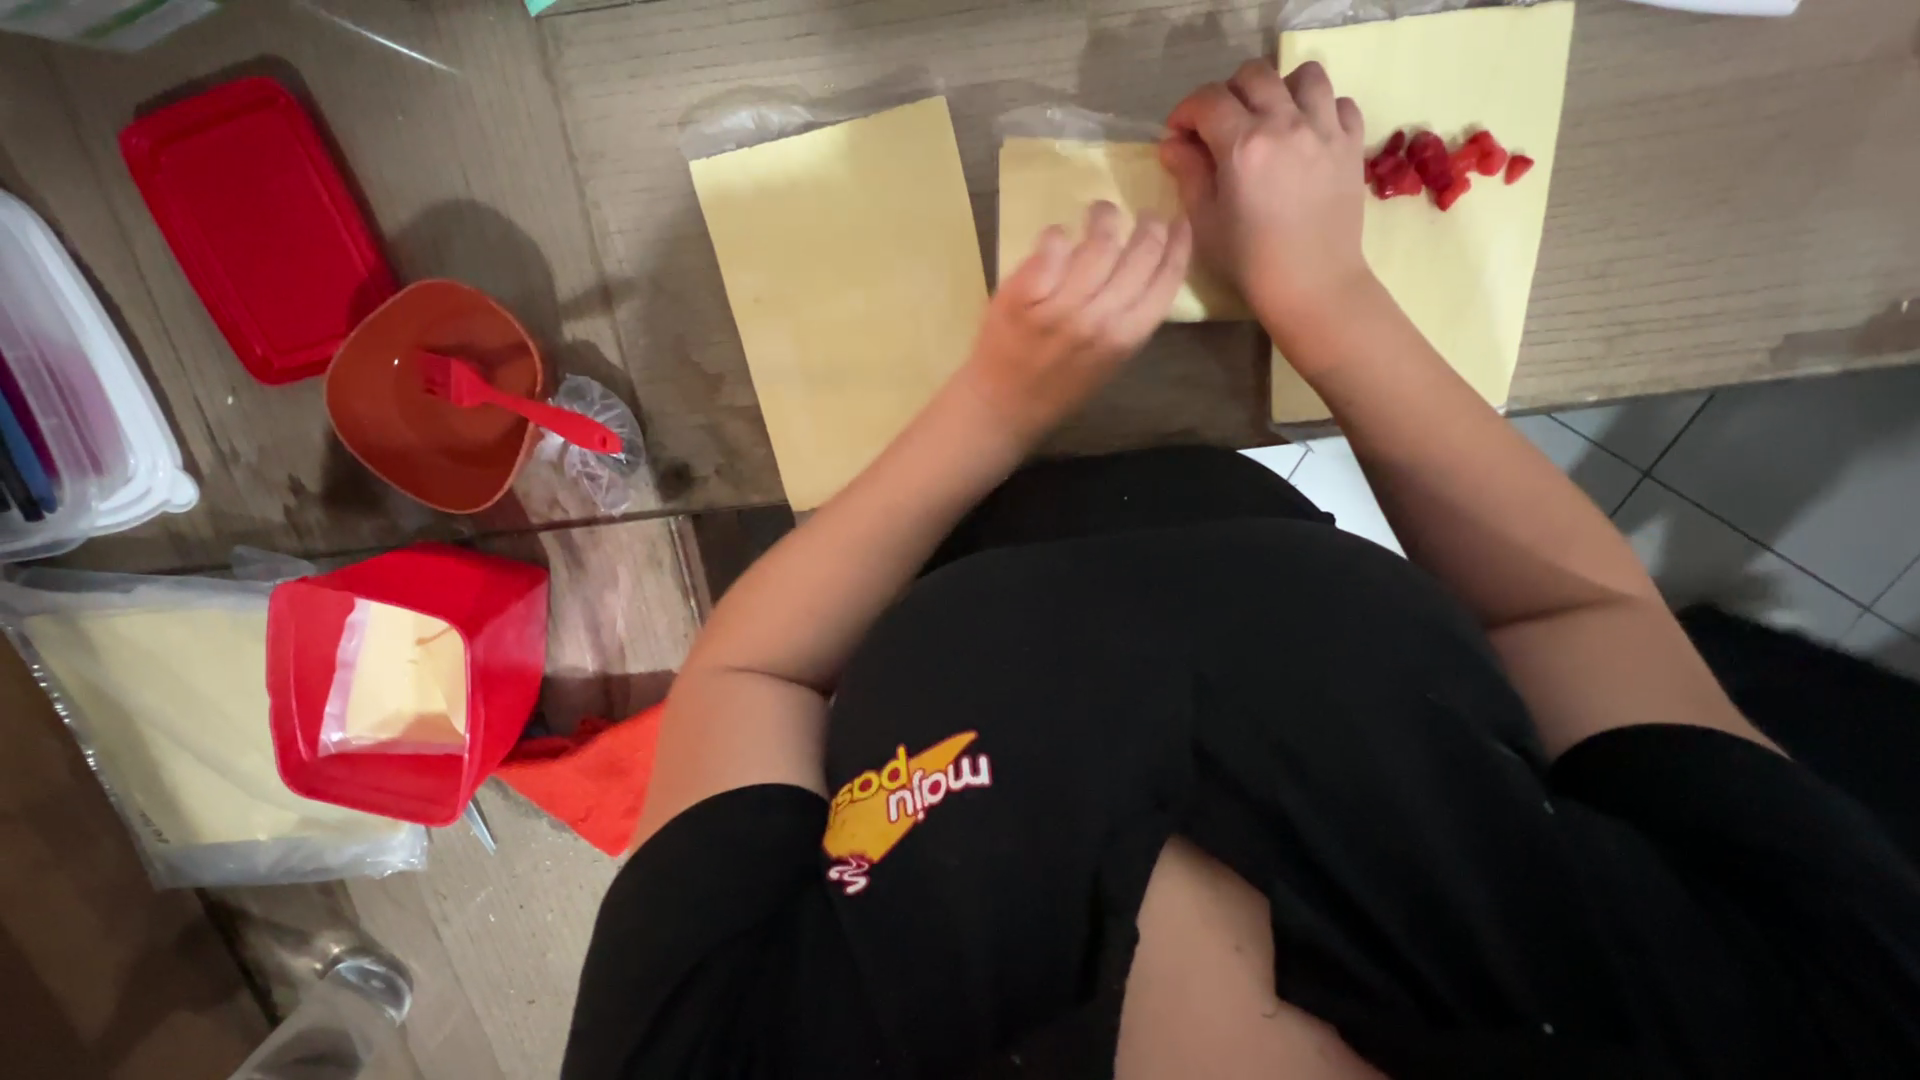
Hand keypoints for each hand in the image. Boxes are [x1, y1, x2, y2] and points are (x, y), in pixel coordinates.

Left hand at [958, 201, 1191, 443]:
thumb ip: (1127, 319)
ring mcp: (1059, 306)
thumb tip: (1143, 264)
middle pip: (1139, 255)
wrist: (1003, 405)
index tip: (1179, 224)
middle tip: (1146, 215)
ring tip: (1102, 213)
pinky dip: (1057, 236)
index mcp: (1125, 339)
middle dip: (1149, 227)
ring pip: (1098, 244)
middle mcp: (1098, 320)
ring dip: (1105, 218)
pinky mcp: (1023, 294)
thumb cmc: (1057, 385)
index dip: (1178, 246)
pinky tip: (1057, 237)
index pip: (1166, 280)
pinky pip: (1052, 248)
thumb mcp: (1108, 361)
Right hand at [1160, 60, 1373, 341]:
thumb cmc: (1249, 261)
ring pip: (1303, 75)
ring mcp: (1325, 128)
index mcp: (1243, 145)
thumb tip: (1173, 144)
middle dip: (1227, 94)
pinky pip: (1339, 101)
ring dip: (1279, 88)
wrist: (1311, 283)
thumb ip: (1188, 174)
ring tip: (1269, 117)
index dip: (1186, 111)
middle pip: (1253, 76)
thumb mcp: (1205, 222)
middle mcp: (1286, 123)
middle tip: (1219, 126)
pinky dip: (1320, 108)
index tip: (1178, 134)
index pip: (1207, 100)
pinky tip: (1306, 133)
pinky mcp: (1351, 142)